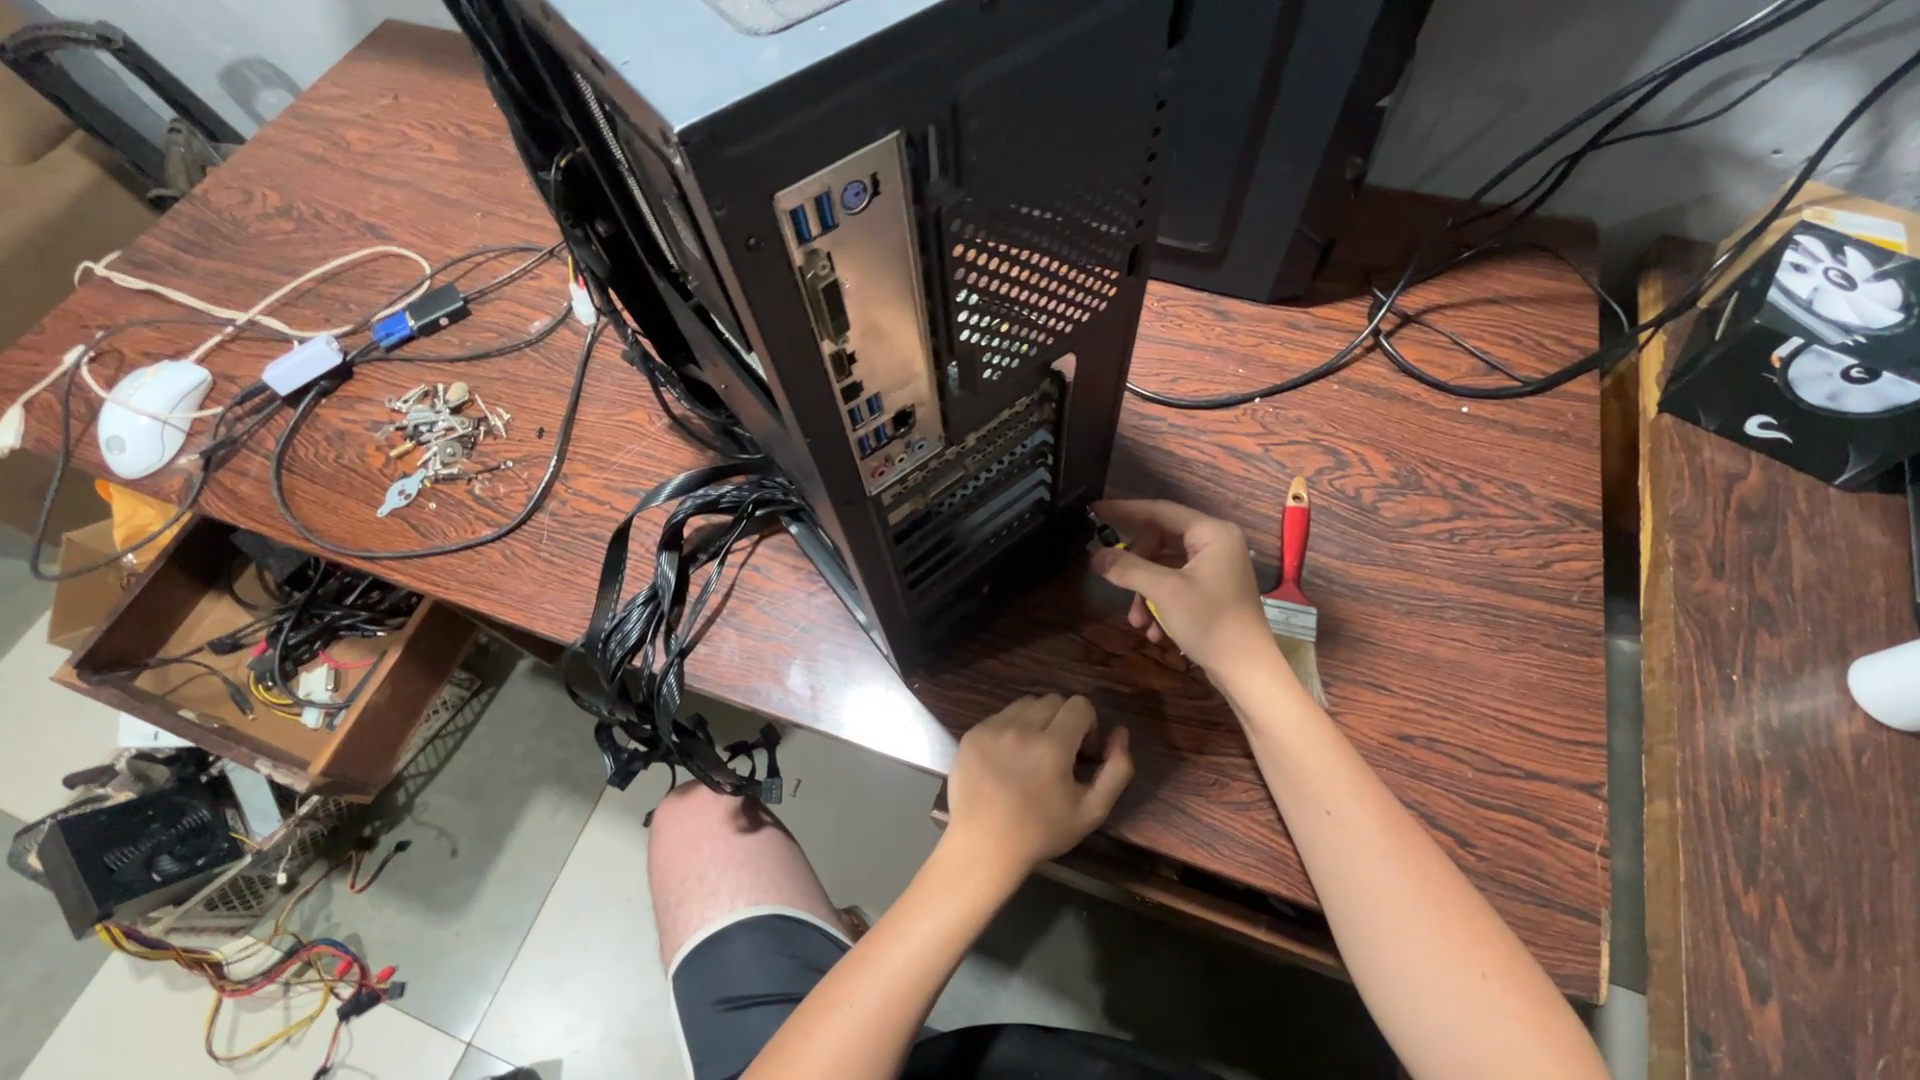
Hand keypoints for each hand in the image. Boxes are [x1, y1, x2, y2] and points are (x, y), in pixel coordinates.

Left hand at [945, 695, 1132, 875]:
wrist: (984, 846)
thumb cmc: (1041, 832)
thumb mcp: (1092, 811)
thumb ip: (1117, 770)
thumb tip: (1120, 734)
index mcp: (1052, 746)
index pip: (1080, 705)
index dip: (1087, 725)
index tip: (1080, 751)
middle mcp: (1020, 729)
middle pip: (1053, 700)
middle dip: (1062, 720)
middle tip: (1058, 752)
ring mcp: (992, 729)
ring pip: (1025, 704)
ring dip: (1036, 720)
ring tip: (1031, 753)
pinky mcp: (972, 734)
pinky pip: (1000, 717)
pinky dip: (1010, 729)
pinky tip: (1008, 759)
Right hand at [1089, 499, 1273, 671]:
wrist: (1247, 669)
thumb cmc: (1210, 622)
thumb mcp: (1164, 592)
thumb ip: (1127, 568)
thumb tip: (1095, 555)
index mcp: (1211, 532)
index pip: (1159, 510)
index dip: (1125, 510)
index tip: (1096, 512)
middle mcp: (1217, 543)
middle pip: (1160, 541)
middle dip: (1136, 567)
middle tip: (1119, 584)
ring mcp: (1217, 568)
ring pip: (1165, 567)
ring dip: (1146, 592)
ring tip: (1138, 621)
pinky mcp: (1214, 591)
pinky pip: (1177, 585)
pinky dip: (1161, 604)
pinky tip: (1156, 631)